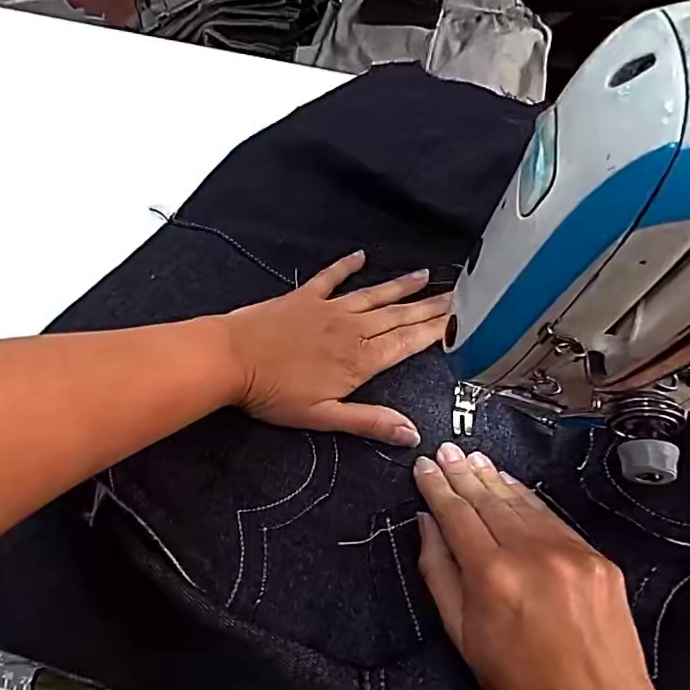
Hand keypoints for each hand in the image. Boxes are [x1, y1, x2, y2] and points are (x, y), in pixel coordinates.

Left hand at [219, 250, 449, 446]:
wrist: (229, 358)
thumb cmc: (273, 393)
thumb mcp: (323, 416)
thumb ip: (370, 422)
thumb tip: (411, 434)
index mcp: (360, 359)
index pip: (407, 342)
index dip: (435, 330)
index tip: (459, 319)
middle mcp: (352, 328)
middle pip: (399, 315)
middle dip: (431, 305)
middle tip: (457, 294)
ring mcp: (329, 309)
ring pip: (375, 295)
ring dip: (401, 286)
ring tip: (425, 276)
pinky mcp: (305, 297)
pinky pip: (332, 277)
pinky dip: (347, 266)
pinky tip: (361, 256)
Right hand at [412, 442, 672, 689]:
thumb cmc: (526, 688)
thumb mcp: (464, 639)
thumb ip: (440, 574)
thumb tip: (427, 526)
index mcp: (493, 577)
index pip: (456, 514)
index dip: (437, 487)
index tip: (425, 469)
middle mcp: (532, 554)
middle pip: (488, 499)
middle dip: (462, 472)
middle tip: (447, 452)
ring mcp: (569, 551)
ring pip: (521, 501)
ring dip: (494, 478)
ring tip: (473, 460)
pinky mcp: (595, 556)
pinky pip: (552, 516)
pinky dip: (527, 498)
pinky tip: (512, 486)